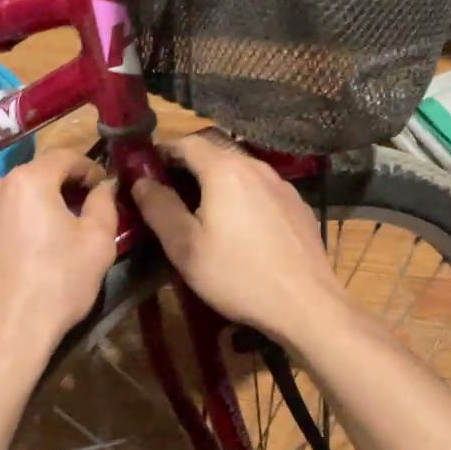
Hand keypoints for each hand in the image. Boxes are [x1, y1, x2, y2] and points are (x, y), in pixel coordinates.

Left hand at [0, 148, 118, 359]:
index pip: (64, 156)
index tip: (105, 186)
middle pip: (40, 172)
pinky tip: (41, 241)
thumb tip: (104, 186)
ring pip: (22, 191)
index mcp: (28, 179)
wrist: (11, 330)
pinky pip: (7, 211)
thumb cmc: (59, 281)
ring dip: (45, 200)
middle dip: (67, 183)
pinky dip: (26, 216)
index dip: (89, 167)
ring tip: (66, 225)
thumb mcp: (98, 240)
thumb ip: (103, 203)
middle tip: (90, 205)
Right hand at [132, 131, 343, 345]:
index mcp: (224, 170)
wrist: (309, 307)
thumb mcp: (186, 247)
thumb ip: (159, 208)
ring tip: (203, 211)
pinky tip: (241, 228)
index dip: (162, 153)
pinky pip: (260, 188)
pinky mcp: (297, 205)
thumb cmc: (239, 276)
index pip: (186, 142)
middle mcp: (255, 166)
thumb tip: (141, 181)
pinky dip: (242, 195)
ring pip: (239, 169)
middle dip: (188, 166)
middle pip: (214, 151)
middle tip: (170, 194)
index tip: (147, 172)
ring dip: (216, 180)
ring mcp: (281, 185)